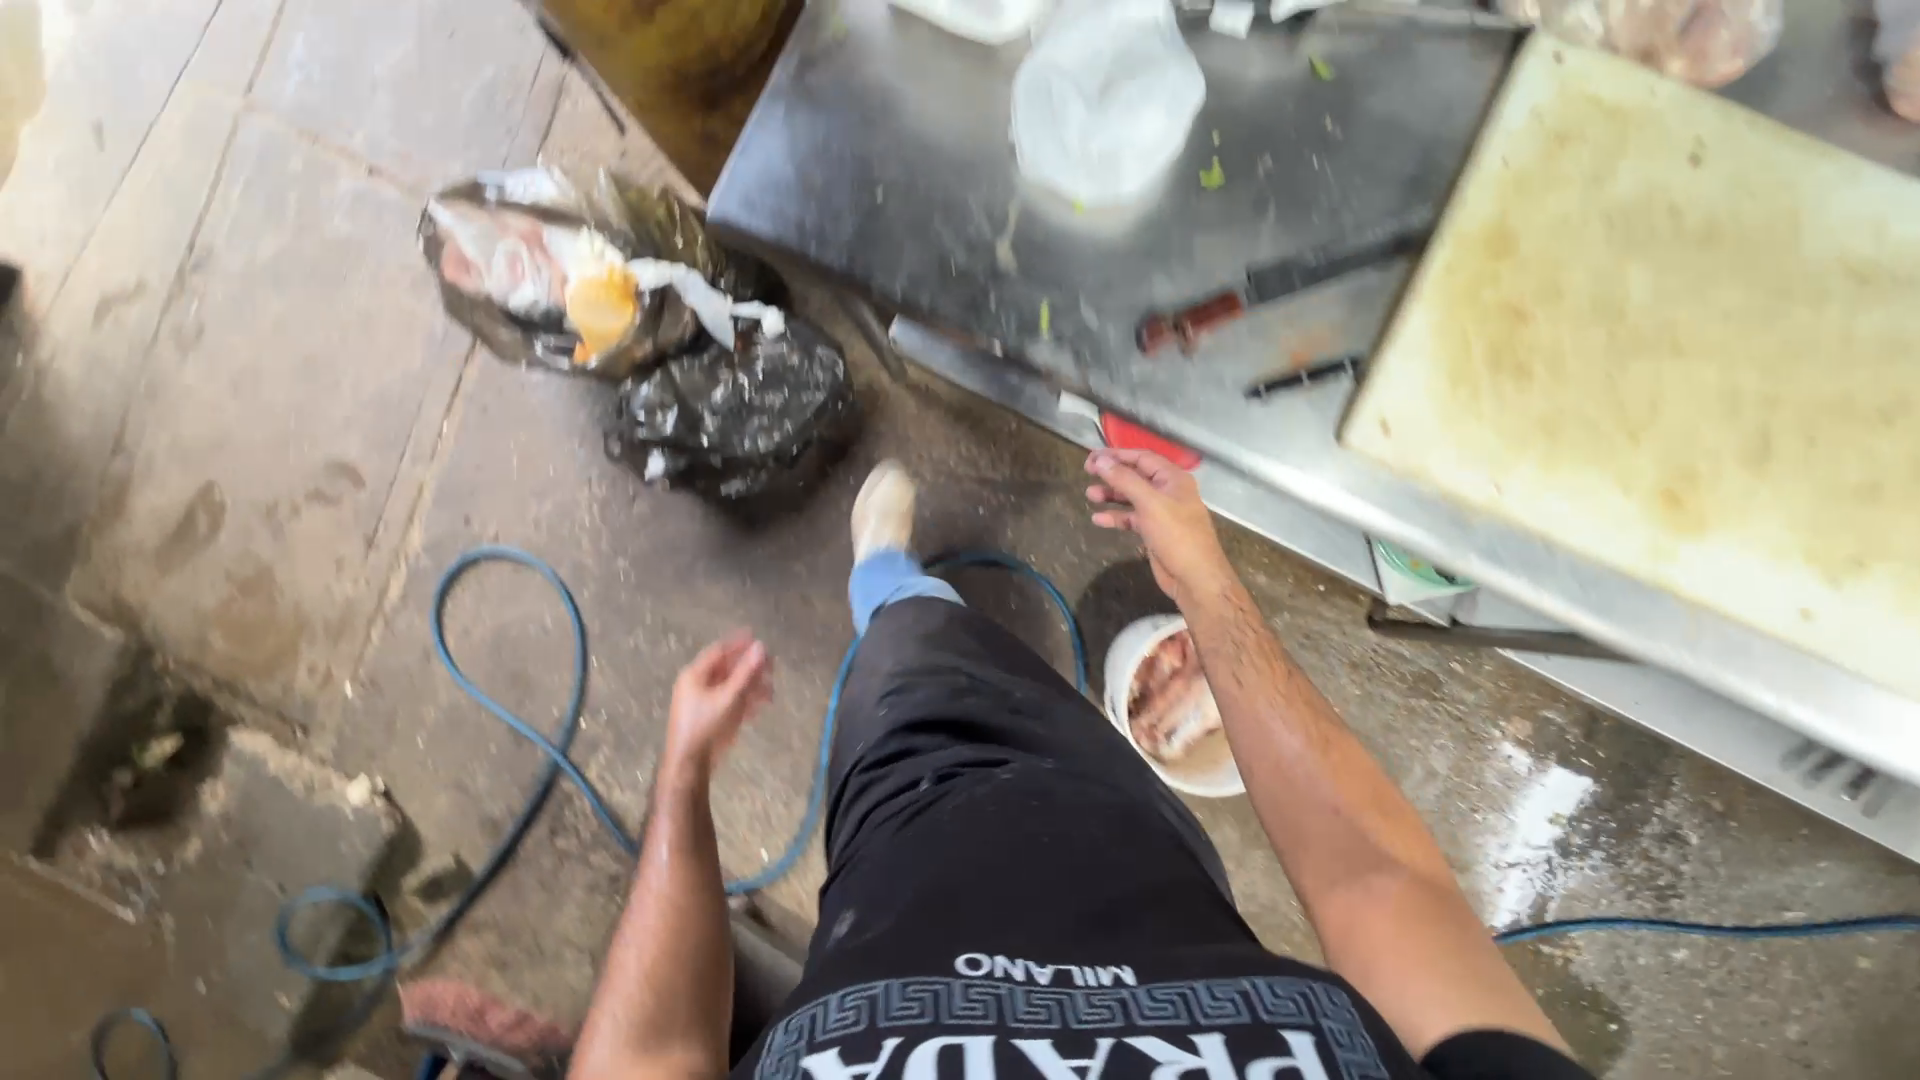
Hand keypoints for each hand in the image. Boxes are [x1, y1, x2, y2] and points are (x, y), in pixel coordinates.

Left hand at [665, 630, 771, 773]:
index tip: (756, 635)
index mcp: (695, 675)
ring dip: (752, 686)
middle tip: (771, 666)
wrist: (690, 763)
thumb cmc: (705, 725)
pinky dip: (746, 701)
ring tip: (771, 691)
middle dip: (750, 667)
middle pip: (728, 668)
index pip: (719, 651)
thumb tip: (761, 646)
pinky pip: (731, 702)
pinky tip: (761, 705)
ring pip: (732, 686)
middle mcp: (698, 685)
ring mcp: (705, 702)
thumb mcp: (728, 697)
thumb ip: (746, 672)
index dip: (738, 643)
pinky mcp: (712, 716)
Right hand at [1085, 448, 1233, 600]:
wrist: (1194, 577)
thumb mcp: (1150, 503)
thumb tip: (1101, 460)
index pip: (1142, 458)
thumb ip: (1124, 480)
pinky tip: (1098, 520)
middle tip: (1087, 472)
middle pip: (1135, 476)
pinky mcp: (1154, 531)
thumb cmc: (1176, 535)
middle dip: (1112, 474)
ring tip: (1089, 495)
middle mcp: (1168, 492)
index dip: (1116, 455)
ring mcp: (1161, 512)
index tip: (1092, 457)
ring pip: (1132, 498)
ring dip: (1111, 495)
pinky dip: (1116, 517)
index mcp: (1173, 479)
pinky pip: (1132, 518)